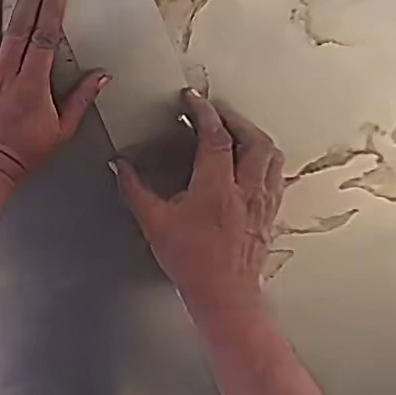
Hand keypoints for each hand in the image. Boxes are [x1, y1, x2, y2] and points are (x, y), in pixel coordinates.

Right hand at [112, 90, 284, 313]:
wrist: (223, 294)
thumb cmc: (190, 260)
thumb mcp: (153, 222)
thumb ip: (134, 189)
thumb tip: (119, 166)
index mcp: (215, 189)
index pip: (215, 138)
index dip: (203, 113)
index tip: (191, 100)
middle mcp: (245, 191)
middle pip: (253, 139)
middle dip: (234, 118)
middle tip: (215, 111)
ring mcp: (262, 202)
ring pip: (271, 156)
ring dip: (254, 136)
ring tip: (236, 129)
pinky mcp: (270, 214)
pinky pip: (276, 176)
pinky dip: (265, 159)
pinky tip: (252, 161)